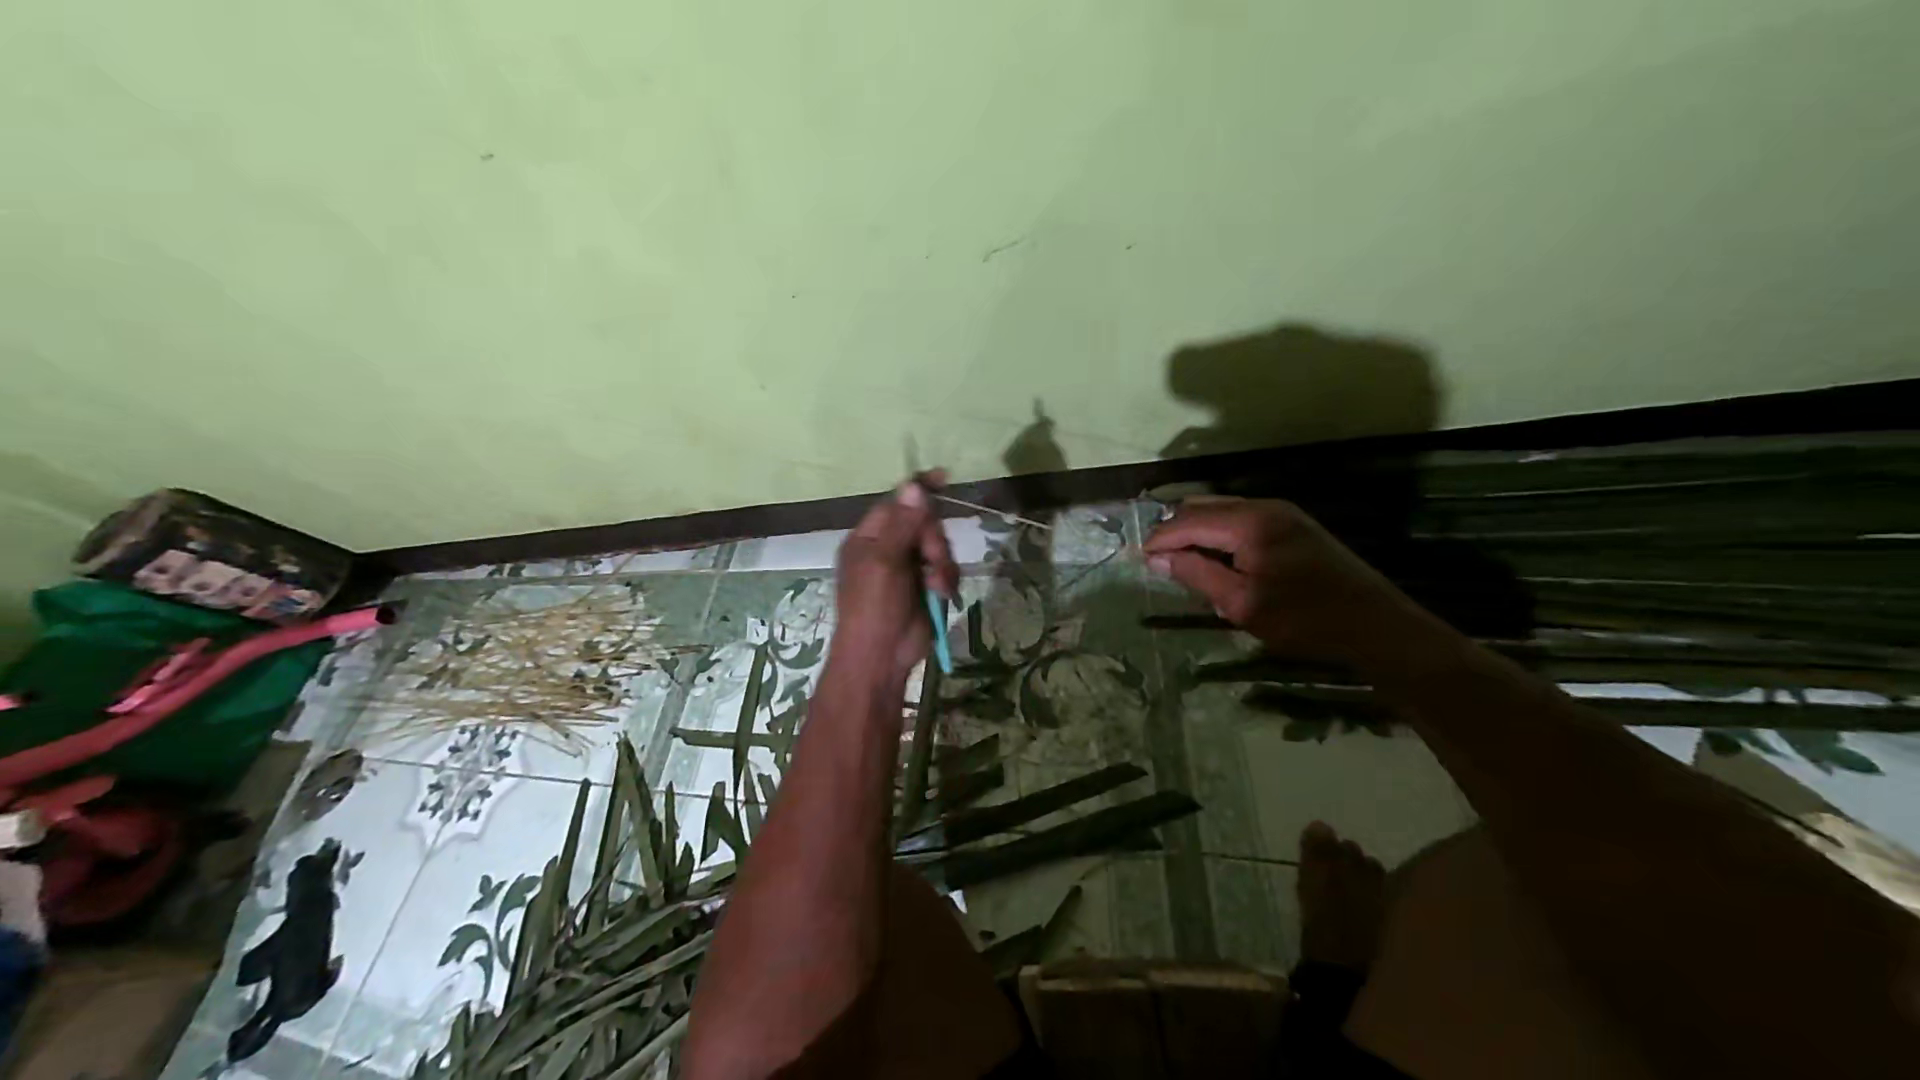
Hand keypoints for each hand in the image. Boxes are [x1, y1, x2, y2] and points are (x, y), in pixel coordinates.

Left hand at [830, 473, 959, 686]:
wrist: (881, 657)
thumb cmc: (874, 608)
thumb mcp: (885, 562)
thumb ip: (903, 524)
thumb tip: (913, 485)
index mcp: (869, 538)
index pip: (896, 502)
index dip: (918, 491)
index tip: (944, 478)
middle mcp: (887, 549)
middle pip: (923, 524)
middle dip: (934, 542)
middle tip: (932, 562)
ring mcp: (908, 569)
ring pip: (939, 548)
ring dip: (943, 565)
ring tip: (938, 587)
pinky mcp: (926, 588)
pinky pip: (945, 570)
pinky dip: (947, 580)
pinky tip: (942, 595)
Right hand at [1143, 497, 1409, 660]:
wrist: (1374, 625)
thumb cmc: (1303, 619)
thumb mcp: (1241, 603)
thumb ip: (1196, 575)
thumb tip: (1157, 559)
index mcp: (1250, 522)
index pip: (1189, 521)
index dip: (1160, 539)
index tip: (1137, 558)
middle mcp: (1265, 506)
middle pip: (1204, 506)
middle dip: (1175, 529)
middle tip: (1154, 558)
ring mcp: (1283, 512)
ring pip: (1223, 509)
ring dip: (1196, 529)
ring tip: (1177, 557)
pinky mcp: (1294, 524)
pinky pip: (1242, 517)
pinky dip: (1219, 531)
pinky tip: (1213, 554)